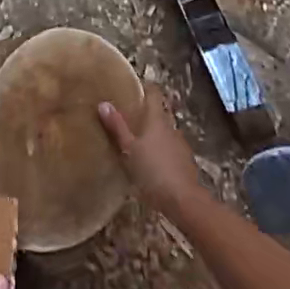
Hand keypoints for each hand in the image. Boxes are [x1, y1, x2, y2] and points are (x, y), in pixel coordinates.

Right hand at [97, 83, 204, 215]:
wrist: (186, 205)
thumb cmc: (154, 171)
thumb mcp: (129, 149)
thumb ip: (117, 127)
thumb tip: (103, 103)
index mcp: (157, 121)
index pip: (154, 95)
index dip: (146, 87)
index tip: (134, 83)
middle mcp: (171, 130)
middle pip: (160, 114)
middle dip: (147, 112)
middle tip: (129, 111)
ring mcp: (181, 148)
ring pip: (165, 133)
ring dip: (154, 132)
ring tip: (137, 137)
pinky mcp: (186, 166)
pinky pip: (170, 150)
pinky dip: (160, 150)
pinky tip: (150, 160)